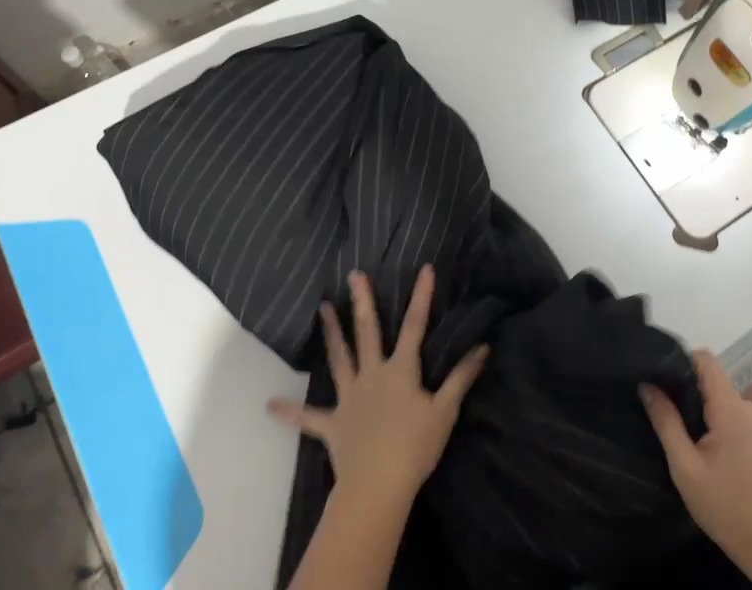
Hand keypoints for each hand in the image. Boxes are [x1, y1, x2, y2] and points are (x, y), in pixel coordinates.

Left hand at [269, 266, 489, 507]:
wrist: (378, 483)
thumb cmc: (416, 447)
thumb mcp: (446, 411)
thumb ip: (462, 377)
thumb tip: (482, 347)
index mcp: (401, 371)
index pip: (414, 326)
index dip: (421, 297)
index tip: (424, 269)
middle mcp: (372, 375)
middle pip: (368, 332)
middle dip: (362, 302)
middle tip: (354, 275)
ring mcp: (349, 398)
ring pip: (338, 359)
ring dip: (331, 333)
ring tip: (322, 308)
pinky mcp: (332, 424)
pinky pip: (308, 418)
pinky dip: (289, 412)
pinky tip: (268, 406)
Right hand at [640, 350, 751, 567]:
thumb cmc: (724, 505)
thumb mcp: (684, 465)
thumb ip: (665, 421)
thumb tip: (647, 385)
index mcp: (730, 408)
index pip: (705, 360)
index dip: (678, 359)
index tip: (652, 371)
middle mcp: (745, 406)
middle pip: (708, 377)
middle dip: (680, 384)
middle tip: (651, 399)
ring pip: (715, 396)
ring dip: (692, 403)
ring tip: (665, 417)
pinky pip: (724, 411)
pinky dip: (705, 416)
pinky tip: (688, 435)